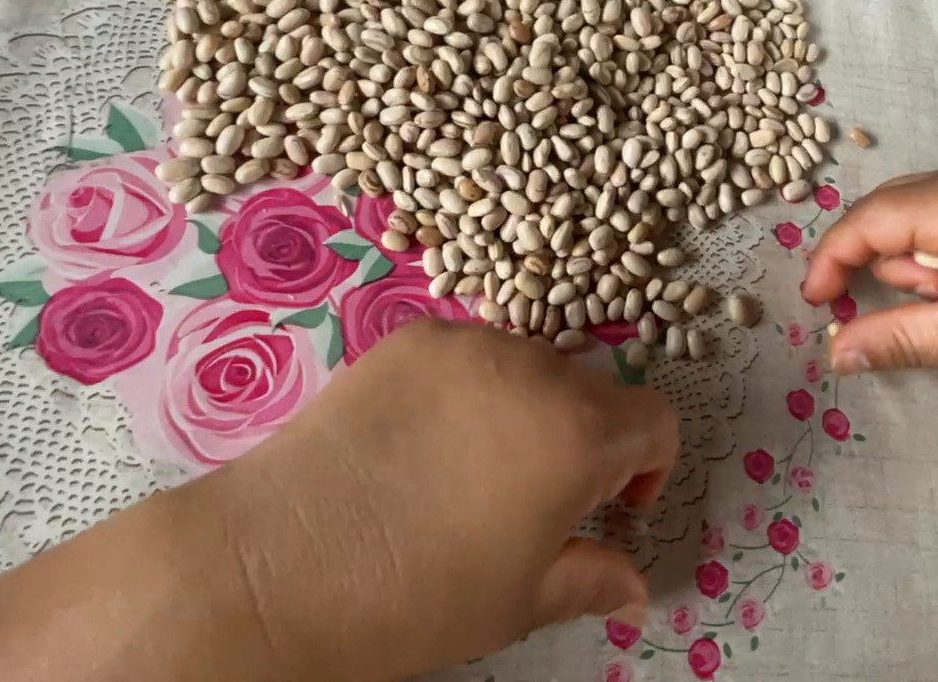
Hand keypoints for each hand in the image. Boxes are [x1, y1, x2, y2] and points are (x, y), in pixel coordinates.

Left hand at [201, 321, 676, 681]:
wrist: (281, 562)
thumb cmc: (416, 596)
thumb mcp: (520, 601)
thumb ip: (593, 580)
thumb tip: (633, 587)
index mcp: (579, 431)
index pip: (656, 419)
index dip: (648, 466)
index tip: (608, 507)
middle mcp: (534, 367)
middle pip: (591, 391)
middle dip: (583, 440)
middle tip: (531, 496)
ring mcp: (469, 341)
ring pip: (530, 368)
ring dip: (526, 409)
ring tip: (468, 466)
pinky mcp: (415, 335)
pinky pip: (470, 354)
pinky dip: (469, 388)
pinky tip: (421, 438)